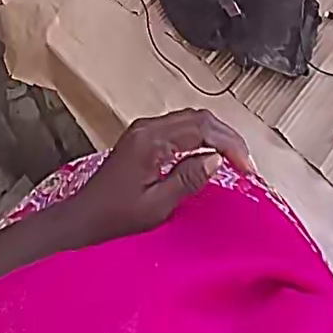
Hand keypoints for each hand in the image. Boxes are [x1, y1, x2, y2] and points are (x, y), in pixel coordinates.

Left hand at [55, 109, 255, 248]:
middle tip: (246, 164)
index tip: (247, 168)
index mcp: (150, 140)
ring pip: (189, 119)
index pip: (201, 129)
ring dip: (215, 135)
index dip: (229, 145)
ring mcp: (143, 129)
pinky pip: (178, 127)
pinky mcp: (142, 136)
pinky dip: (200, 136)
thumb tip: (217, 159)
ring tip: (234, 160)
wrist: (84, 215)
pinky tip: (210, 154)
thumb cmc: (116, 215)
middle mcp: (147, 127)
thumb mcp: (157, 205)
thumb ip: (188, 179)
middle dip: (226, 137)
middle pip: (198, 117)